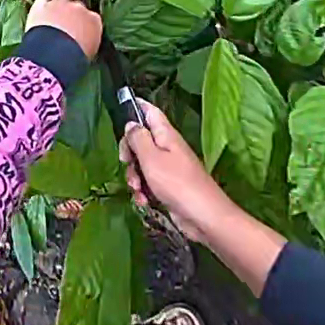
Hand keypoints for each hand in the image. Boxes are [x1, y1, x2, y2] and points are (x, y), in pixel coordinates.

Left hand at [25, 0, 102, 59]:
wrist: (55, 55)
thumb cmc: (73, 59)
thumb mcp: (89, 52)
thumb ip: (88, 41)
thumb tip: (84, 43)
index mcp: (94, 22)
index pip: (92, 17)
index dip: (84, 23)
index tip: (78, 31)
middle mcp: (79, 9)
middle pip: (78, 4)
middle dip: (72, 11)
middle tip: (64, 21)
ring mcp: (60, 4)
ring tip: (56, 1)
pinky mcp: (42, 3)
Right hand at [120, 98, 237, 241]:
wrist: (204, 218)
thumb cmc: (177, 183)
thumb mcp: (151, 157)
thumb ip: (137, 138)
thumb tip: (131, 124)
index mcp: (166, 135)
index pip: (150, 111)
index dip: (135, 106)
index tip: (120, 108)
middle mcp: (167, 148)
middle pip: (140, 140)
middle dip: (128, 152)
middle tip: (126, 161)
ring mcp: (168, 167)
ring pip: (141, 163)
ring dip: (134, 175)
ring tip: (137, 188)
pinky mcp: (168, 186)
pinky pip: (148, 181)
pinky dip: (143, 190)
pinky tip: (144, 200)